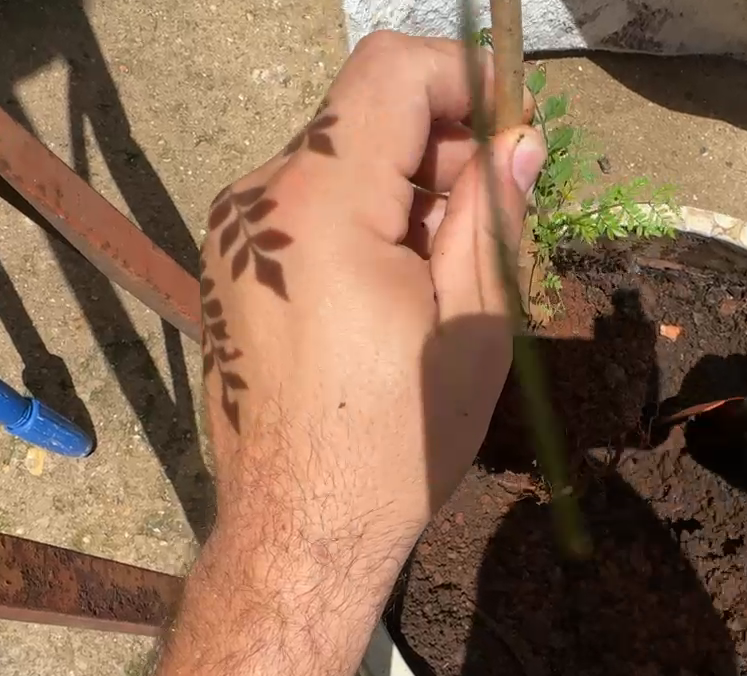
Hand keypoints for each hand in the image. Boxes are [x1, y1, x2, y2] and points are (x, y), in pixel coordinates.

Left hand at [198, 33, 543, 569]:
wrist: (302, 530)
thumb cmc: (398, 444)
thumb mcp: (472, 333)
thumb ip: (491, 222)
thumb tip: (518, 143)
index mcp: (321, 206)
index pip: (391, 73)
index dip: (463, 79)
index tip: (512, 127)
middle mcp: (259, 203)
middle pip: (361, 120)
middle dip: (440, 149)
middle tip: (495, 219)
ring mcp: (232, 240)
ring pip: (333, 169)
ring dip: (402, 195)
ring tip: (445, 274)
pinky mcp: (228, 275)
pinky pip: (304, 216)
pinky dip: (360, 227)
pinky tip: (392, 297)